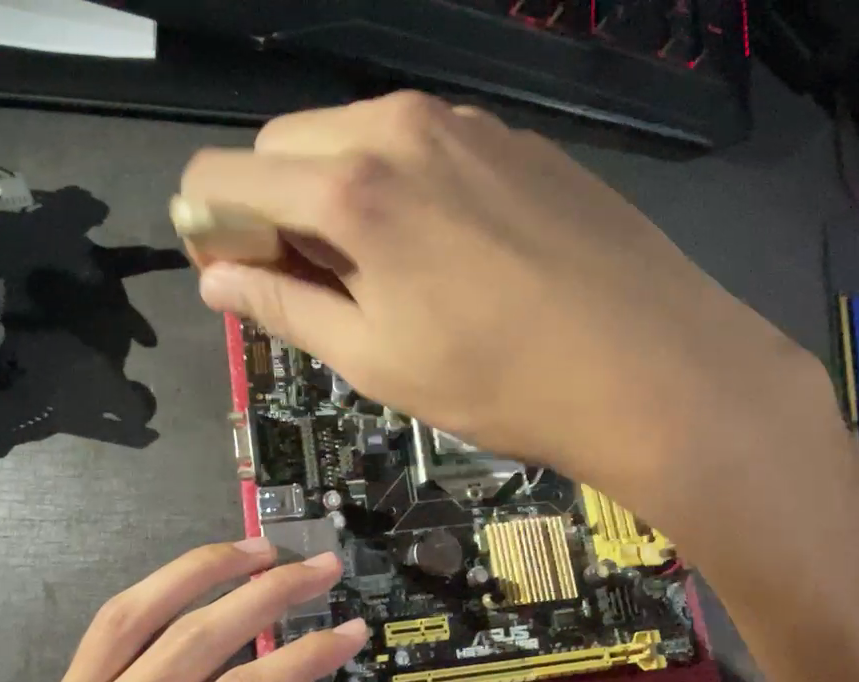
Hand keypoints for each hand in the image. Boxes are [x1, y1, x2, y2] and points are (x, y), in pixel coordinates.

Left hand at [0, 540, 390, 681]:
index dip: (301, 660)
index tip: (350, 631)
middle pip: (191, 640)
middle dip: (266, 594)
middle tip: (322, 566)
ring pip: (134, 616)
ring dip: (200, 570)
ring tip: (258, 547)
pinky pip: (101, 636)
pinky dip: (151, 596)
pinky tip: (190, 582)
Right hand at [179, 91, 833, 500]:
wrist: (650, 365)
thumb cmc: (500, 381)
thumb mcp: (376, 359)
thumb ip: (285, 306)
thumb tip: (216, 280)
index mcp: (349, 187)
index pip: (223, 175)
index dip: (208, 228)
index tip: (233, 277)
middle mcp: (399, 126)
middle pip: (284, 146)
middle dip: (271, 206)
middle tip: (309, 281)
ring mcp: (465, 124)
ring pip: (354, 136)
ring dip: (336, 193)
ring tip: (381, 271)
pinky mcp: (514, 138)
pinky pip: (423, 143)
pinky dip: (399, 183)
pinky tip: (443, 248)